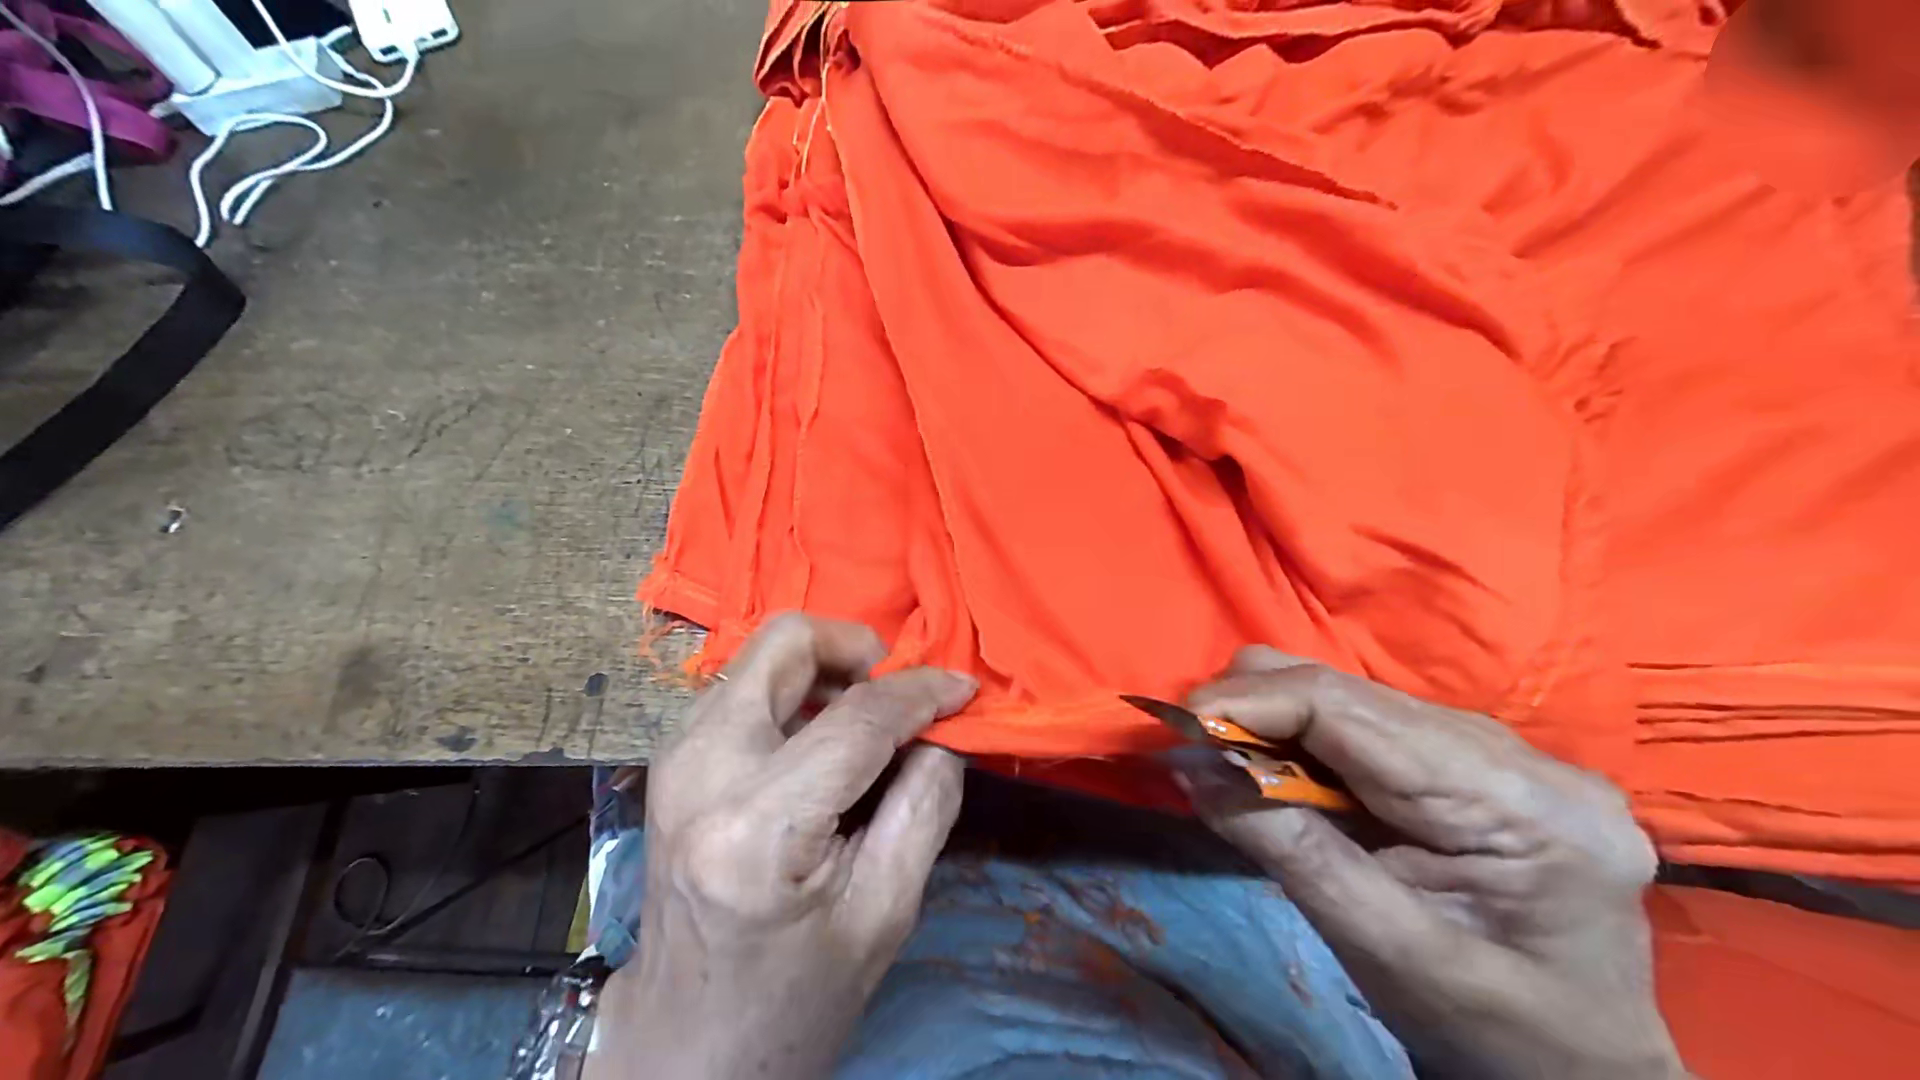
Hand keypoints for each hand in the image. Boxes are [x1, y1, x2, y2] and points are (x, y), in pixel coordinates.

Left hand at [588, 614, 976, 1079]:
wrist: (686, 1042)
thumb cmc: (796, 995)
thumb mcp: (887, 909)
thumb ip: (927, 800)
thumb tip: (940, 726)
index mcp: (758, 825)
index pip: (857, 719)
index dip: (920, 692)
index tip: (962, 688)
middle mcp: (703, 768)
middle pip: (788, 643)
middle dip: (858, 648)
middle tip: (897, 694)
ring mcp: (676, 756)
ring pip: (764, 654)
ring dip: (827, 669)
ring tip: (865, 719)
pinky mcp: (674, 756)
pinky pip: (747, 684)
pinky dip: (798, 690)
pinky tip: (822, 738)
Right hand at [1175, 648, 1687, 1079]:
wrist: (1577, 1065)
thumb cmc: (1489, 1028)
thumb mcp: (1381, 947)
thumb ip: (1286, 847)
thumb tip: (1191, 765)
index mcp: (1518, 803)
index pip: (1351, 709)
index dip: (1251, 702)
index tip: (1175, 723)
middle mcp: (1513, 751)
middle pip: (1343, 688)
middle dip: (1252, 710)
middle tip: (1196, 755)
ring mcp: (1492, 745)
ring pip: (1342, 694)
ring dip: (1272, 725)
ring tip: (1238, 774)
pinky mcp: (1464, 753)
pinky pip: (1355, 719)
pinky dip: (1300, 740)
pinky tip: (1287, 781)